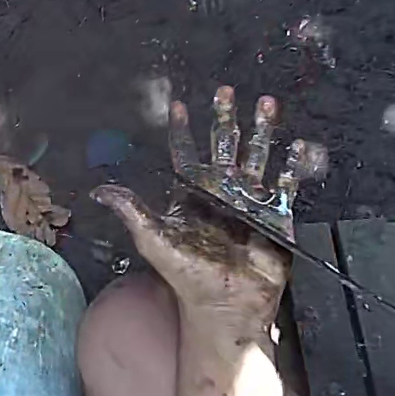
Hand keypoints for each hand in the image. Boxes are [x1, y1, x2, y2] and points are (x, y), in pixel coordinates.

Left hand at [94, 84, 326, 335]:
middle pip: (224, 145)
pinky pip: (286, 185)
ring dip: (261, 129)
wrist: (225, 304)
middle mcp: (221, 191)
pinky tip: (297, 145)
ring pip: (256, 155)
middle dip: (224, 118)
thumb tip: (97, 191)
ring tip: (266, 103)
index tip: (178, 104)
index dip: (181, 130)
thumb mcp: (153, 238)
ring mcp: (250, 201)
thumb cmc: (187, 274)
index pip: (185, 153)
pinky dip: (293, 165)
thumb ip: (130, 210)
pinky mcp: (276, 215)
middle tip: (225, 91)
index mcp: (192, 193)